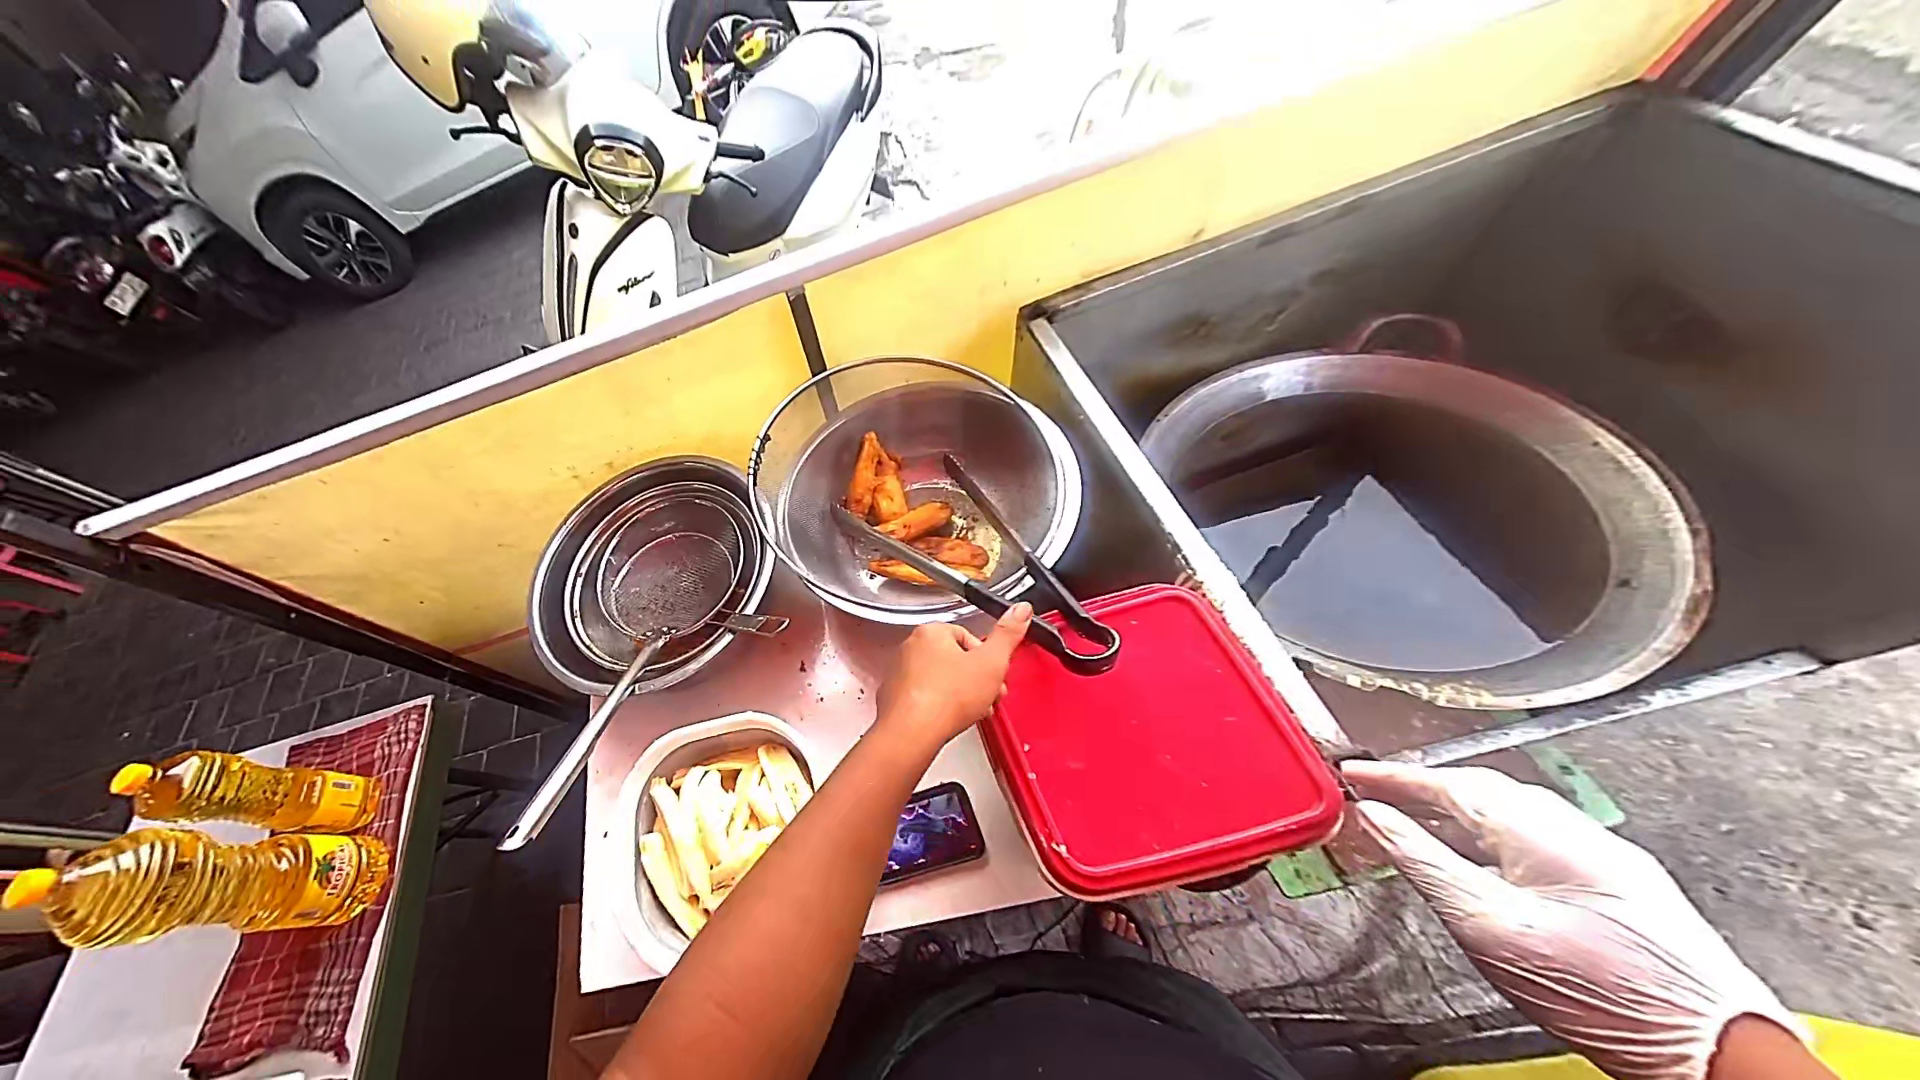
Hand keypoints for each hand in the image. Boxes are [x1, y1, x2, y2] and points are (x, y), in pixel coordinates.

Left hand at [874, 603, 1031, 752]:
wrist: (913, 733)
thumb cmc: (946, 698)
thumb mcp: (991, 662)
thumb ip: (1007, 634)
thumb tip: (1020, 611)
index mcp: (931, 633)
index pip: (967, 636)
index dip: (986, 658)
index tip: (994, 673)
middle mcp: (911, 649)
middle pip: (954, 658)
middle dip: (975, 678)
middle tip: (987, 695)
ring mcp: (901, 675)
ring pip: (940, 679)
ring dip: (959, 694)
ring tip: (972, 710)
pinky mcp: (896, 699)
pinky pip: (926, 698)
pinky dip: (939, 707)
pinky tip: (950, 719)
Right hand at [1343, 760, 1810, 1079]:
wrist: (1720, 1054)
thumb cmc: (1603, 994)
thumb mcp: (1486, 925)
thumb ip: (1422, 861)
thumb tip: (1375, 817)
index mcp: (1536, 831)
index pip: (1444, 783)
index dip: (1390, 776)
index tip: (1354, 771)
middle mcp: (1571, 829)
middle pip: (1477, 787)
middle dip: (1419, 785)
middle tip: (1375, 789)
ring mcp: (1601, 853)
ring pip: (1506, 808)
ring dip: (1453, 805)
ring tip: (1413, 814)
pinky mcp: (1618, 880)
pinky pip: (1531, 831)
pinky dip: (1486, 828)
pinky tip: (1475, 849)